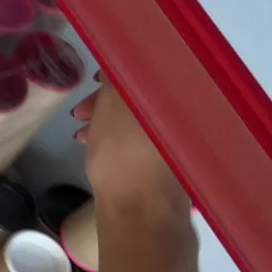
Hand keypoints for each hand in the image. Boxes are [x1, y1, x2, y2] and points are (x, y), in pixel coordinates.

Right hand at [73, 77, 190, 224]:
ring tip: (83, 134)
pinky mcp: (174, 156)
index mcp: (182, 87)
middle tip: (82, 112)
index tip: (95, 80)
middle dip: (111, 98)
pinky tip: (100, 148)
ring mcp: (184, 134)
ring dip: (111, 119)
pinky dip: (123, 136)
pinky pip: (145, 135)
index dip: (120, 68)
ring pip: (143, 115)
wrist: (139, 209)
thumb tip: (120, 62)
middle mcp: (190, 107)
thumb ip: (116, 78)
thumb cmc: (123, 154)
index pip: (153, 64)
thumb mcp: (111, 106)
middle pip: (147, 91)